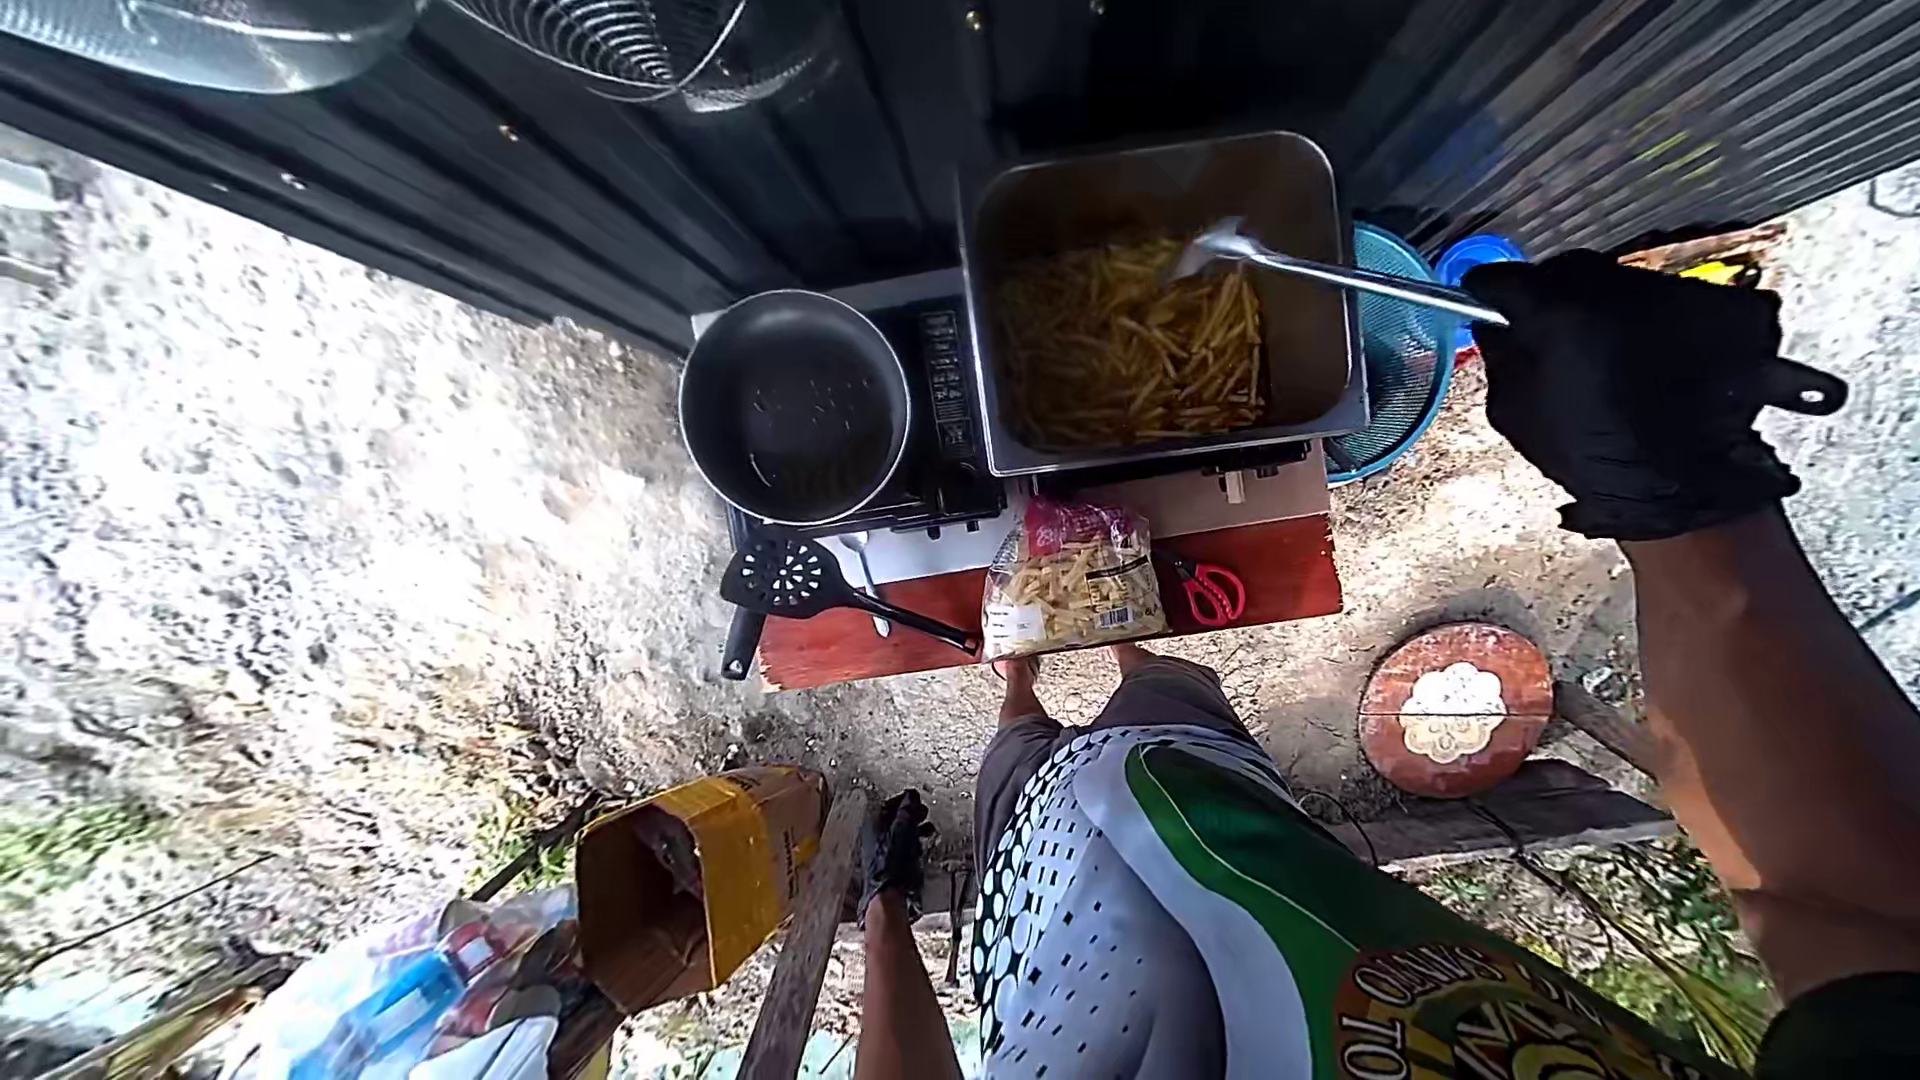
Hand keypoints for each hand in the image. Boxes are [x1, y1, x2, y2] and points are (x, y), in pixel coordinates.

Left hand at [861, 789, 933, 922]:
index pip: (890, 802)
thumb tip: (911, 796)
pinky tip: (921, 844)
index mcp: (873, 822)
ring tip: (927, 828)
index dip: (905, 799)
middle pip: (895, 816)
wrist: (888, 893)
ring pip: (899, 830)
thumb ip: (908, 809)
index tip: (916, 798)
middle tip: (922, 811)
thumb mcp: (903, 828)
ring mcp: (880, 849)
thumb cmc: (891, 861)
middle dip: (911, 813)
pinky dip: (912, 841)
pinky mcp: (888, 861)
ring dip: (914, 827)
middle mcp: (873, 834)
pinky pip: (901, 845)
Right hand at [1462, 251, 1835, 540]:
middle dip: (1548, 290)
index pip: (1508, 278)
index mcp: (1561, 317)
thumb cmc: (1582, 447)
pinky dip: (1655, 319)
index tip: (1477, 293)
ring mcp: (1686, 295)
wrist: (1676, 477)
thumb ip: (1504, 354)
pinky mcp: (1735, 307)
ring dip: (1603, 304)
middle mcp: (1626, 291)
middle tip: (1536, 321)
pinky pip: (1675, 301)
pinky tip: (1648, 353)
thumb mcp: (1511, 406)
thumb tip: (1498, 325)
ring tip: (1597, 344)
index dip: (1486, 287)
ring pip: (1624, 281)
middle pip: (1571, 269)